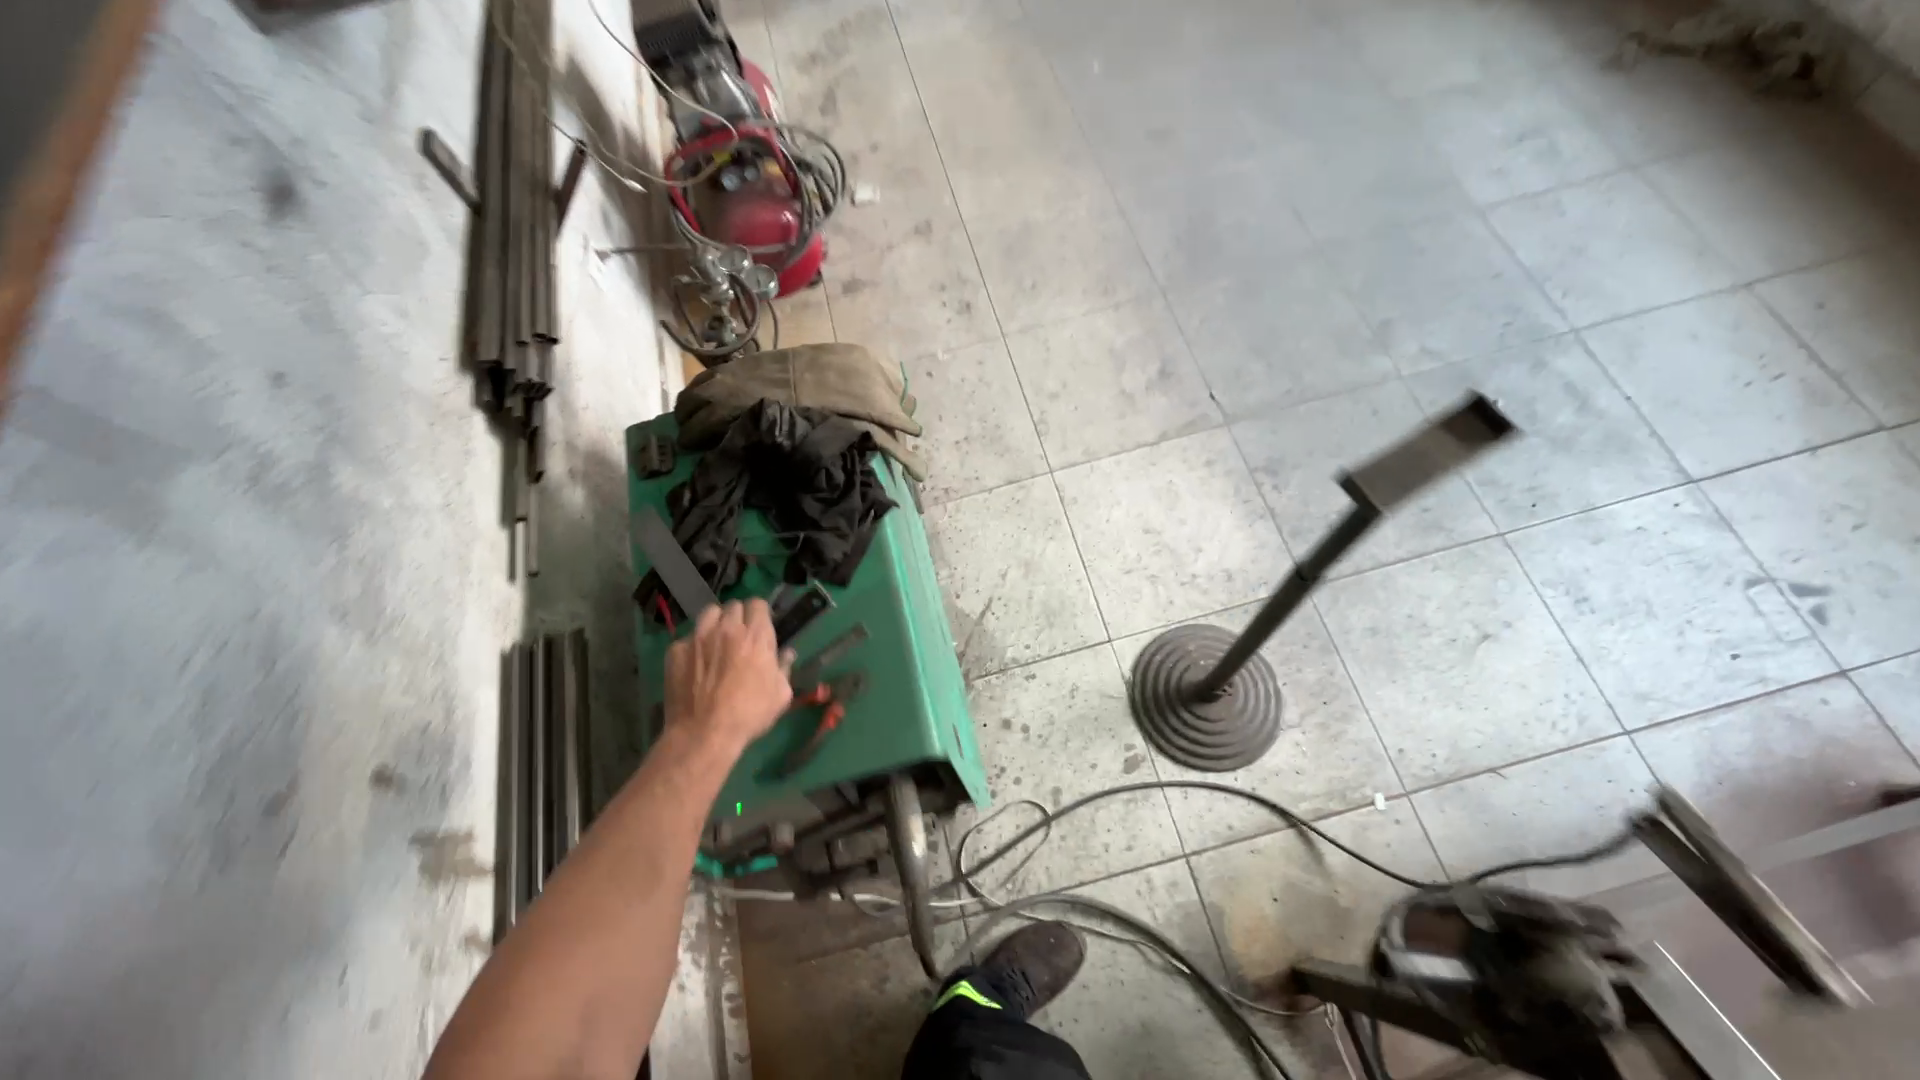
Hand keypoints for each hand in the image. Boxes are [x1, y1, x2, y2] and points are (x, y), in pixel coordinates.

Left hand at [663, 599, 794, 756]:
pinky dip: (694, 646)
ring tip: (716, 642)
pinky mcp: (676, 650)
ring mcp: (698, 637)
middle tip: (739, 637)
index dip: (760, 614)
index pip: (758, 604)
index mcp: (756, 636)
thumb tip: (786, 654)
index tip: (760, 628)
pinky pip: (688, 638)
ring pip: (709, 613)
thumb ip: (784, 668)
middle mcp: (727, 628)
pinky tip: (696, 664)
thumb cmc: (749, 715)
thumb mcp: (780, 695)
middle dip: (739, 617)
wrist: (704, 733)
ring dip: (716, 623)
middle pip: (734, 606)